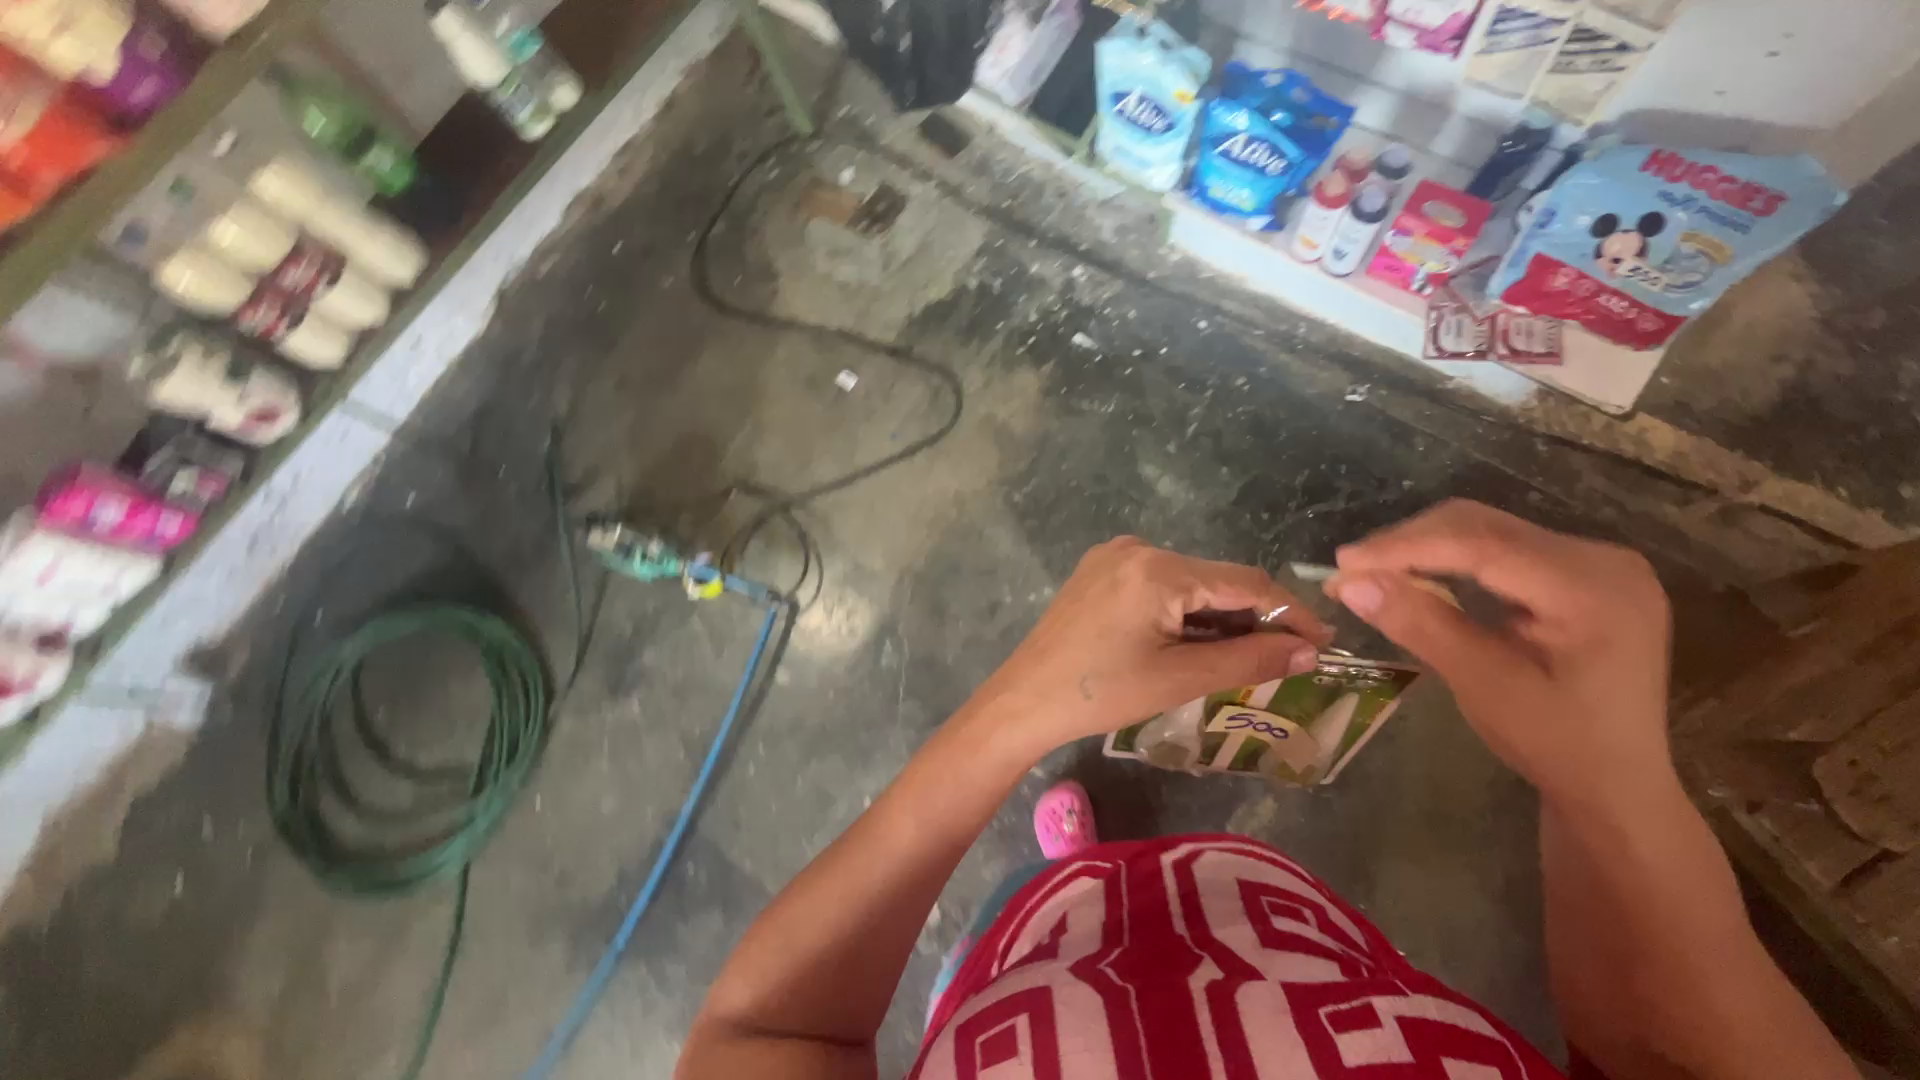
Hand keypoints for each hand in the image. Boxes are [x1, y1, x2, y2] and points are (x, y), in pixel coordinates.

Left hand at [971, 537, 1330, 753]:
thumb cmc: (1101, 694)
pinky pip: (1159, 586)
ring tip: (1243, 658)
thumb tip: (1308, 651)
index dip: (1290, 611)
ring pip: (1189, 583)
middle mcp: (1137, 548)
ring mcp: (1113, 557)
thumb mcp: (1181, 678)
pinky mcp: (1098, 573)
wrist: (1023, 701)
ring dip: (1218, 616)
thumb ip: (1249, 659)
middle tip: (1286, 658)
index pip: (1246, 582)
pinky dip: (1184, 611)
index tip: (1324, 642)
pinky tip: (1192, 643)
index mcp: (1158, 568)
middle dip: (1253, 617)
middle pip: (1216, 579)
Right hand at [1327, 500, 1672, 811]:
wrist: (1616, 783)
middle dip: (1410, 543)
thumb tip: (1348, 583)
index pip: (1483, 545)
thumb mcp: (1483, 685)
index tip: (1343, 562)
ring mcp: (1596, 563)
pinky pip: (1502, 548)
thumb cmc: (1555, 742)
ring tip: (1371, 572)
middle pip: (1486, 527)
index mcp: (1594, 589)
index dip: (1406, 547)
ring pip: (1489, 531)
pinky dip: (1450, 558)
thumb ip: (1420, 625)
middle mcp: (1603, 560)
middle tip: (1348, 570)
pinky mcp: (1581, 573)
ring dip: (1425, 547)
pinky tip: (1416, 576)